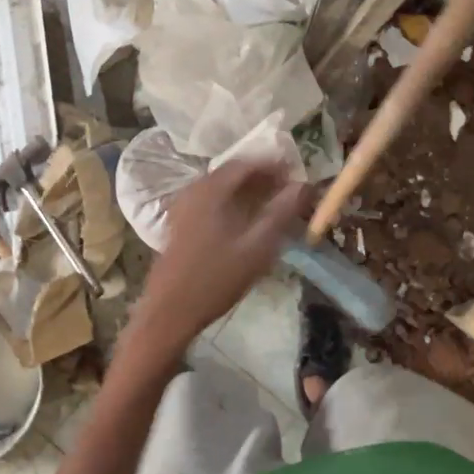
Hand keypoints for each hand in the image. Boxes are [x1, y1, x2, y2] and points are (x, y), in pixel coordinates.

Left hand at [128, 160, 308, 357]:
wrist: (170, 310)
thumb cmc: (216, 278)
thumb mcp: (257, 247)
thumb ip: (282, 212)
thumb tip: (304, 185)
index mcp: (211, 189)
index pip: (246, 163)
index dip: (273, 166)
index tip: (296, 176)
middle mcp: (194, 190)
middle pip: (232, 174)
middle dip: (262, 179)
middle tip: (288, 193)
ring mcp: (183, 206)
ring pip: (221, 189)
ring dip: (247, 193)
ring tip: (272, 208)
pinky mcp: (179, 223)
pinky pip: (211, 202)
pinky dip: (232, 204)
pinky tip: (246, 224)